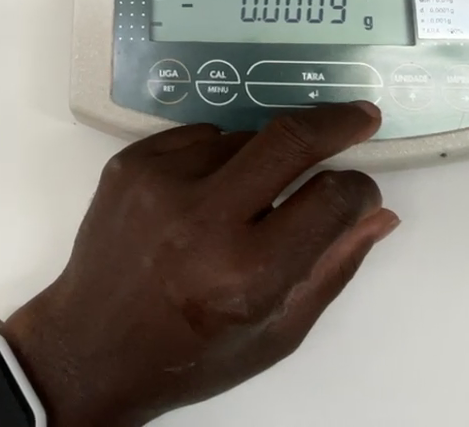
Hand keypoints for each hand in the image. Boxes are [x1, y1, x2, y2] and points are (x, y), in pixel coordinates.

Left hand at [0, 103, 398, 426]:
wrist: (90, 345)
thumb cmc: (189, 353)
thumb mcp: (274, 334)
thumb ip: (332, 268)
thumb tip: (377, 212)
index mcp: (245, 273)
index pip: (328, 201)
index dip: (357, 190)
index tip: (362, 188)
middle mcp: (200, 218)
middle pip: (286, 140)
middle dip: (334, 122)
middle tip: (361, 115)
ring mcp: (159, 181)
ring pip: (241, 136)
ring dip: (263, 155)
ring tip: (249, 197)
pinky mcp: (130, 161)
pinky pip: (197, 135)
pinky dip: (215, 153)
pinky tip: (206, 190)